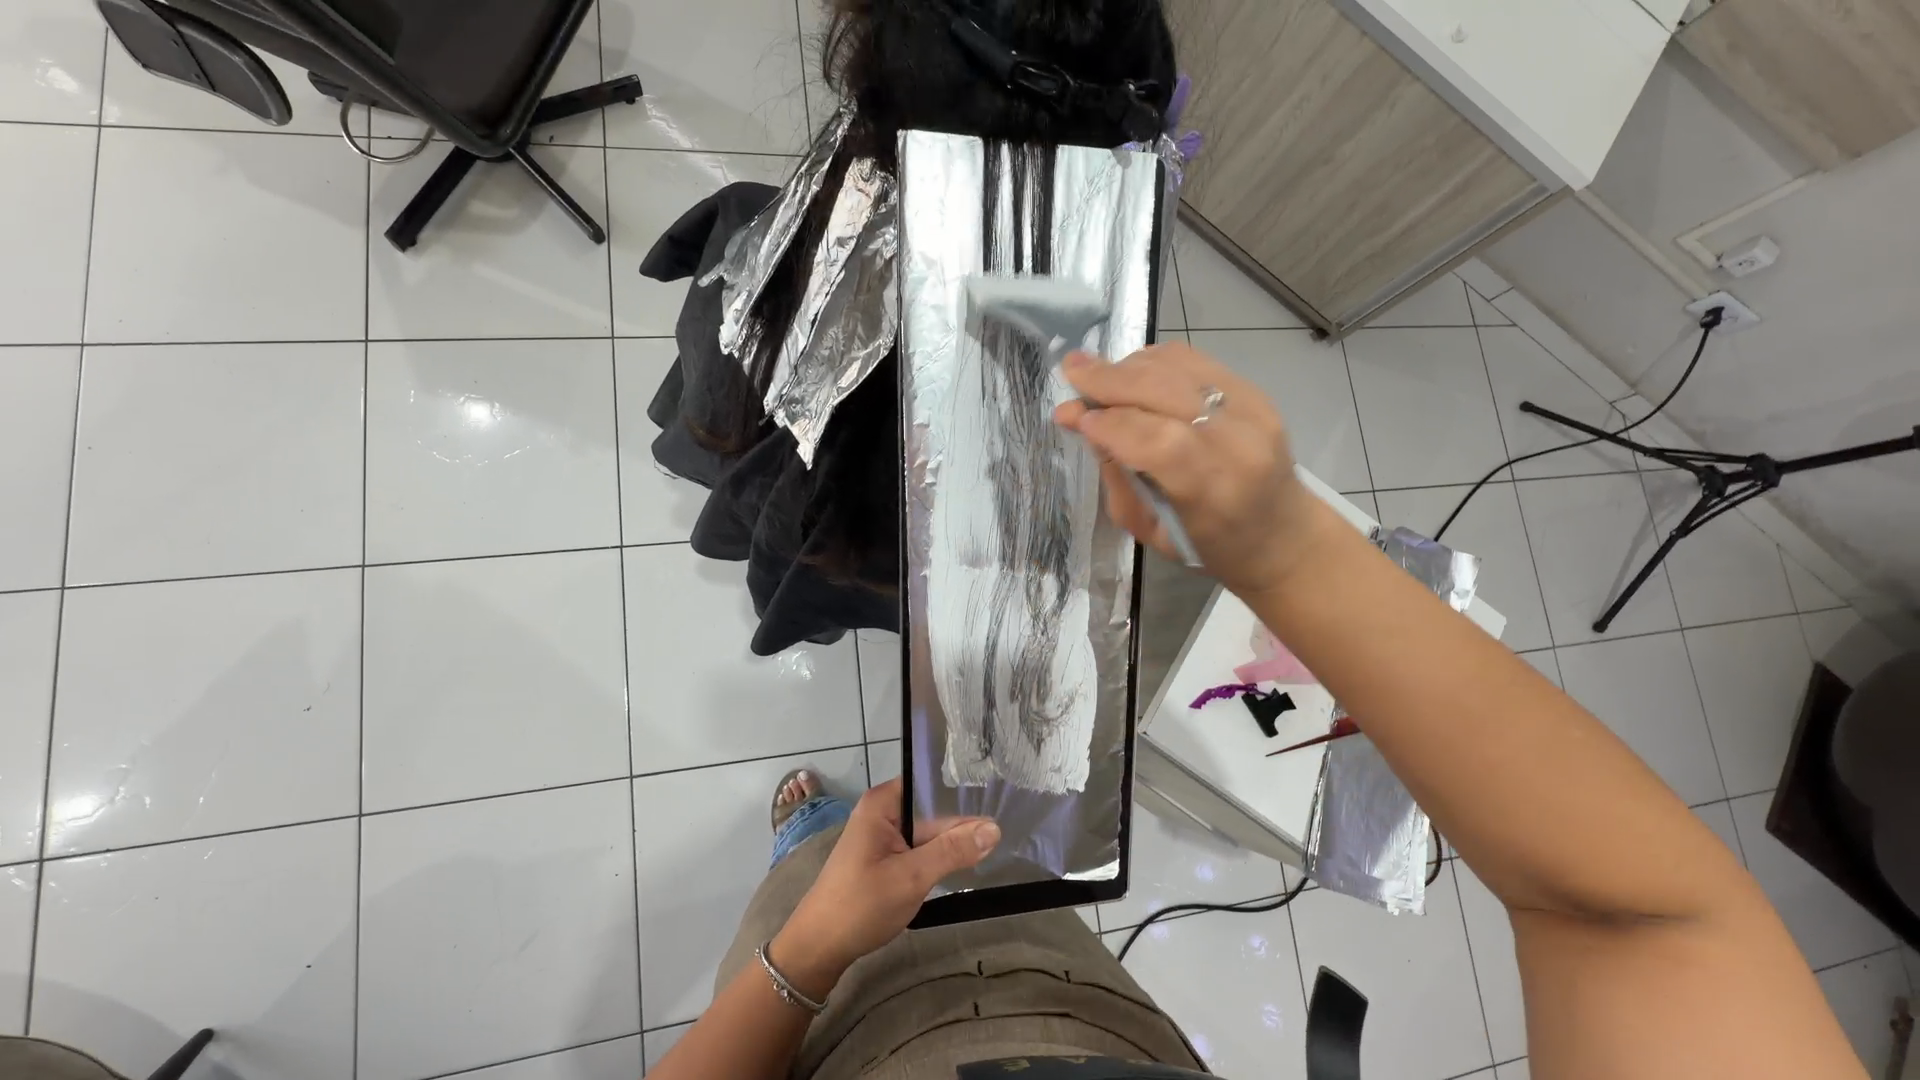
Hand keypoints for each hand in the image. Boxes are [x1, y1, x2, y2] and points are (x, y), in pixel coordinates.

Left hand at [769, 779, 998, 998]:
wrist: (820, 947)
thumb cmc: (861, 905)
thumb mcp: (912, 877)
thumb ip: (952, 851)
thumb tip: (995, 829)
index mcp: (882, 803)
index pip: (930, 784)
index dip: (963, 790)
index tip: (998, 795)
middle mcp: (882, 811)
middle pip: (932, 811)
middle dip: (963, 821)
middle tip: (1009, 826)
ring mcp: (883, 836)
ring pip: (928, 833)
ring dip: (953, 842)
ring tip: (999, 841)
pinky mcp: (885, 858)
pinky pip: (919, 849)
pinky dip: (939, 856)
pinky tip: (967, 860)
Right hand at [1053, 341, 1342, 599]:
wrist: (1281, 535)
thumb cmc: (1209, 545)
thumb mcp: (1150, 529)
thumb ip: (1116, 476)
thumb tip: (1080, 422)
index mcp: (1214, 490)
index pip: (1157, 441)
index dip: (1109, 423)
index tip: (1071, 417)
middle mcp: (1239, 441)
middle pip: (1165, 390)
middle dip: (1110, 378)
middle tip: (1071, 370)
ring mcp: (1252, 409)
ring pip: (1178, 366)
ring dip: (1129, 366)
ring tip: (1098, 375)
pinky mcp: (1254, 391)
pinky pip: (1194, 362)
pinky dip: (1155, 362)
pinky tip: (1133, 373)